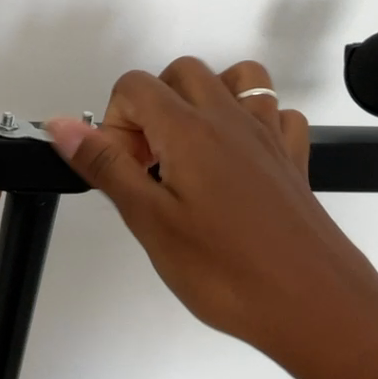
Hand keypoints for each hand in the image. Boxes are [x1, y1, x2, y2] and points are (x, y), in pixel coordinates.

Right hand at [43, 58, 377, 378]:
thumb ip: (104, 165)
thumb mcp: (147, 219)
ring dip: (200, 101)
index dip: (112, 124)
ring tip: (182, 150)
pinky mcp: (291, 161)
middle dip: (149, 107)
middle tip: (143, 162)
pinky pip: (273, 113)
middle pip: (180, 73)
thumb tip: (63, 127)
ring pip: (234, 80)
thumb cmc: (231, 271)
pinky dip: (248, 122)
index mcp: (190, 132)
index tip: (119, 167)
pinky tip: (230, 159)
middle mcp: (232, 122)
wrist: (314, 305)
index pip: (133, 87)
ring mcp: (268, 138)